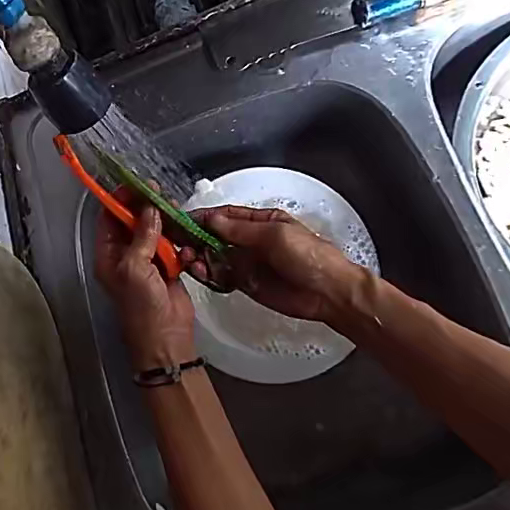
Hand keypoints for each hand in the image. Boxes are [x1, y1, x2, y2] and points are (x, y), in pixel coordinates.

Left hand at [94, 204, 197, 370]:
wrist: (167, 337)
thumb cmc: (141, 309)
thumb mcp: (134, 268)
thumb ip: (142, 236)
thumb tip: (149, 210)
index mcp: (108, 256)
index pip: (109, 220)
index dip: (119, 201)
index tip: (133, 185)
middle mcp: (125, 256)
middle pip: (133, 222)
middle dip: (145, 208)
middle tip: (157, 193)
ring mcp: (147, 261)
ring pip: (154, 231)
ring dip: (164, 222)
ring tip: (173, 211)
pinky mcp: (167, 267)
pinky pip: (172, 245)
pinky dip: (178, 241)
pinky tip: (183, 238)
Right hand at [190, 206, 370, 324]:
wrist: (328, 293)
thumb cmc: (309, 256)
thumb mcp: (274, 236)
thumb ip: (240, 230)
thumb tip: (213, 220)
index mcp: (261, 221)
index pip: (225, 216)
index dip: (204, 217)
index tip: (182, 220)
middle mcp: (251, 240)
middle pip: (215, 236)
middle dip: (197, 239)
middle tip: (181, 244)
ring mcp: (247, 262)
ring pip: (215, 257)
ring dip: (200, 257)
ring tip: (189, 260)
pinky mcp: (246, 282)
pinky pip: (221, 277)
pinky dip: (209, 275)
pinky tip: (200, 274)